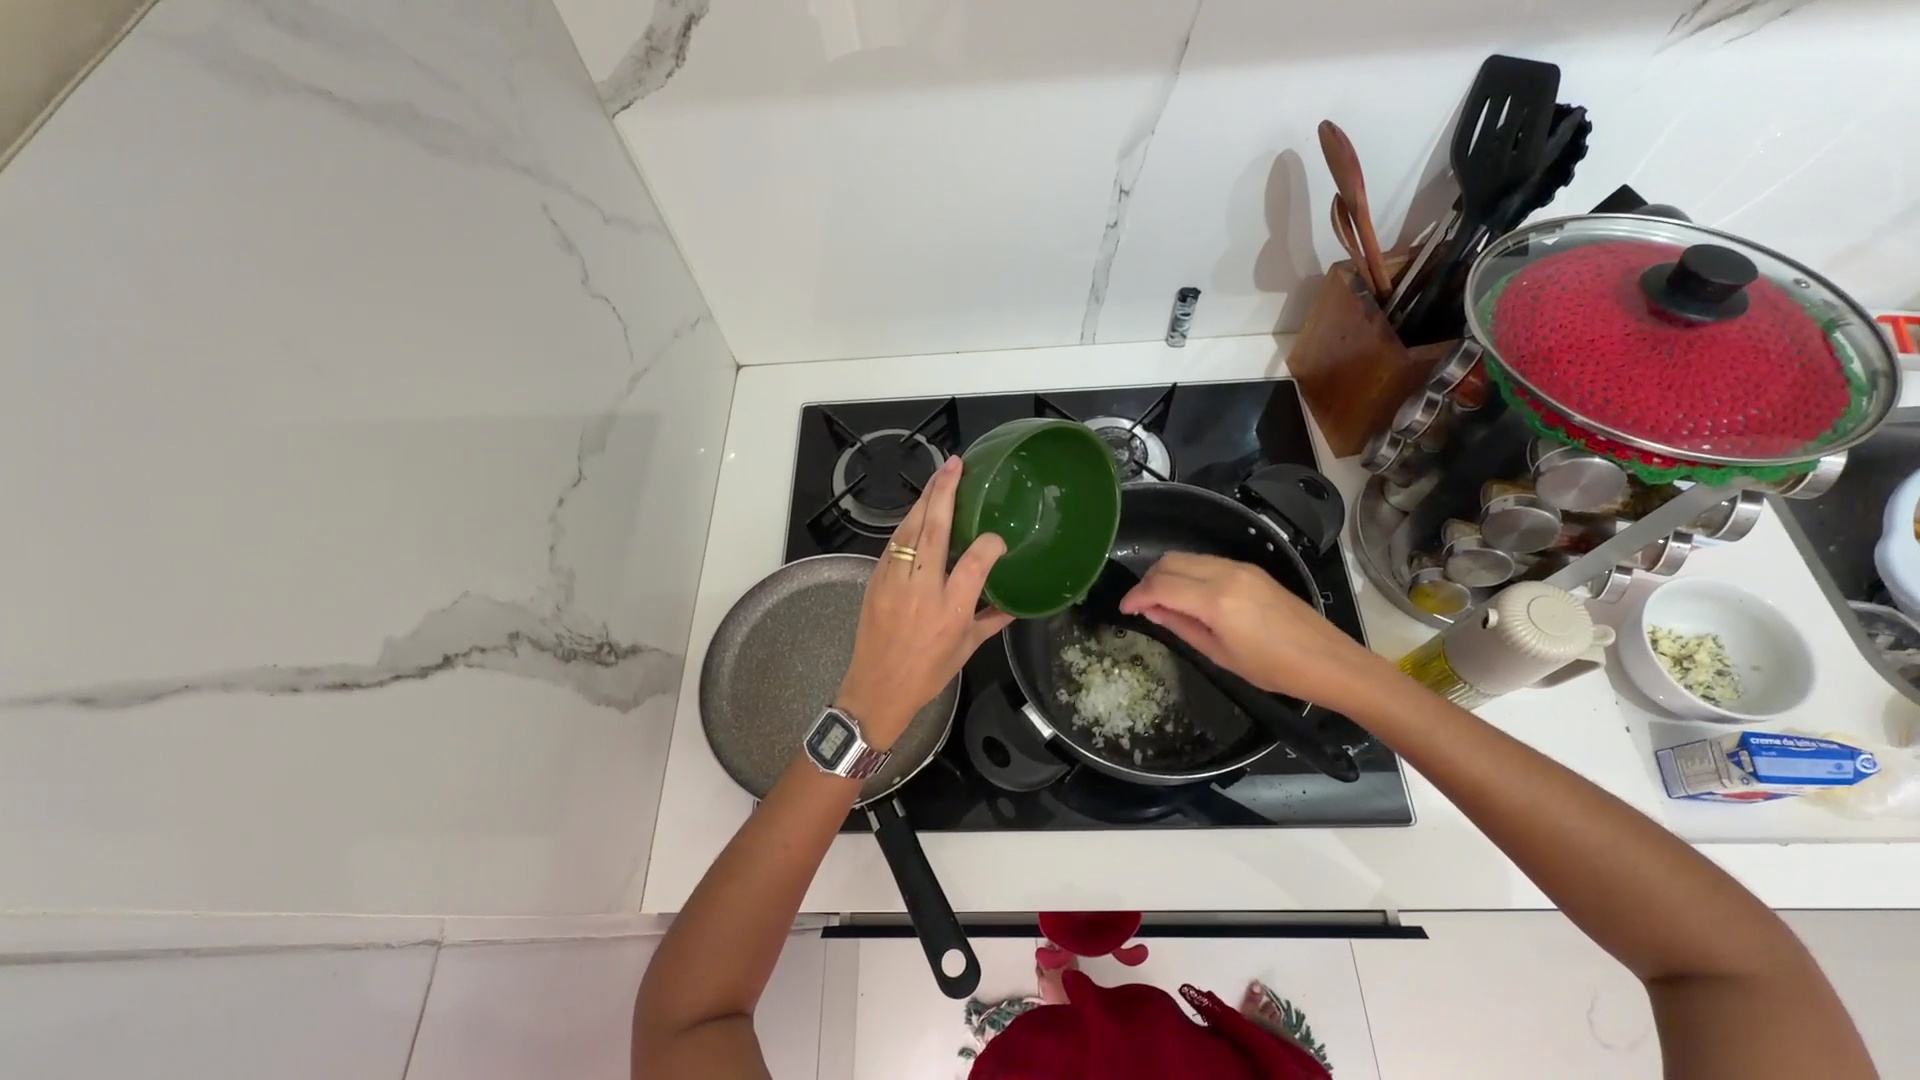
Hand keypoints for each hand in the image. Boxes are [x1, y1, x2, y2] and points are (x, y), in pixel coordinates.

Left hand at [835, 456, 1013, 748]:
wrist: (876, 689)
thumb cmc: (927, 673)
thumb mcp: (967, 648)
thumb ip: (992, 620)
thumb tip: (1015, 604)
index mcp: (951, 609)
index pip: (976, 561)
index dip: (990, 543)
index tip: (998, 538)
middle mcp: (922, 588)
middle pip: (934, 528)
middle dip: (945, 492)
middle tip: (955, 465)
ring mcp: (894, 581)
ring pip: (909, 529)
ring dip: (924, 500)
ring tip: (939, 478)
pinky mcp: (875, 580)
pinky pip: (894, 543)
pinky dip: (908, 524)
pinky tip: (918, 513)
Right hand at [1118, 552, 1387, 708]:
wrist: (1328, 661)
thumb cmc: (1274, 670)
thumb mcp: (1220, 655)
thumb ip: (1182, 627)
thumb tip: (1153, 611)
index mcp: (1216, 600)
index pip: (1161, 585)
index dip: (1136, 595)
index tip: (1124, 609)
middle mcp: (1226, 574)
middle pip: (1171, 562)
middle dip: (1148, 580)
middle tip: (1140, 605)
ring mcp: (1241, 568)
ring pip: (1188, 558)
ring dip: (1167, 574)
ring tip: (1161, 601)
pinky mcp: (1252, 570)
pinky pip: (1208, 562)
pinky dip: (1188, 573)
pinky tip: (1187, 596)